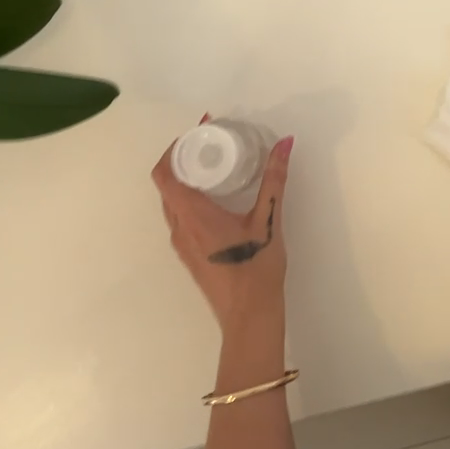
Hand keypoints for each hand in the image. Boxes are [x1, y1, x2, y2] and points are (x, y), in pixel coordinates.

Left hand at [150, 119, 293, 332]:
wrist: (249, 316)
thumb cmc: (256, 266)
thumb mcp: (269, 219)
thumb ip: (275, 179)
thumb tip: (284, 143)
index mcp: (193, 215)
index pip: (164, 174)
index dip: (174, 148)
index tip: (198, 132)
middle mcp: (180, 228)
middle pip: (167, 186)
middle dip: (184, 159)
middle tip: (211, 142)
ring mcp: (182, 244)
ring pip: (173, 203)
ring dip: (187, 180)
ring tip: (215, 164)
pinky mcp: (191, 254)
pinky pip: (182, 217)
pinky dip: (192, 198)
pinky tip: (219, 196)